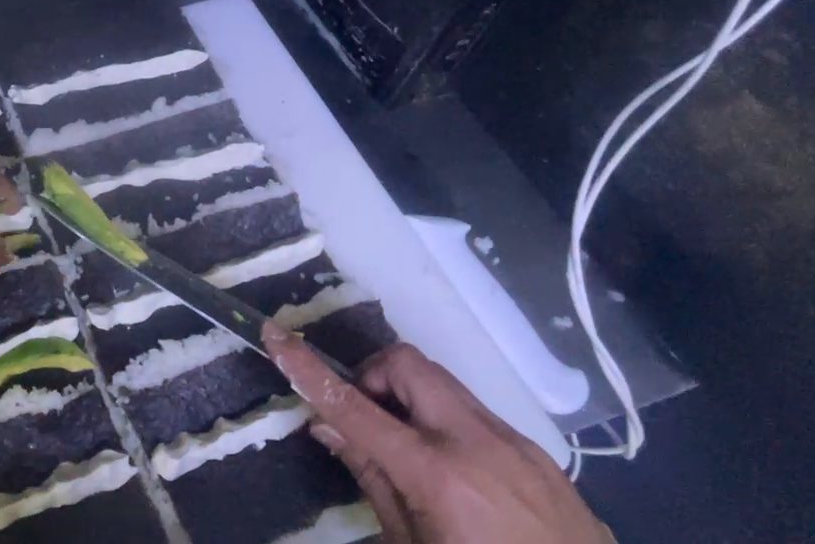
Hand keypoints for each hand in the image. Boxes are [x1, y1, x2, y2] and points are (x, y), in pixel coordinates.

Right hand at [262, 325, 612, 543]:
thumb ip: (372, 479)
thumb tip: (329, 425)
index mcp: (438, 475)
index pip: (353, 406)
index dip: (307, 368)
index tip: (274, 335)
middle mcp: (477, 443)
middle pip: (405, 364)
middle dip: (373, 378)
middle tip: (369, 423)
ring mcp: (516, 444)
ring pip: (442, 382)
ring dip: (409, 398)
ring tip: (410, 451)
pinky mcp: (540, 454)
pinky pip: (476, 413)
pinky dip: (445, 422)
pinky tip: (455, 474)